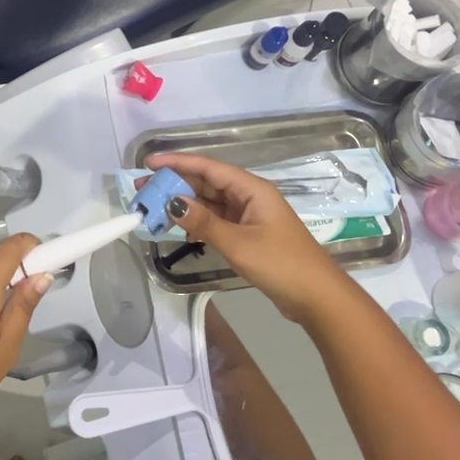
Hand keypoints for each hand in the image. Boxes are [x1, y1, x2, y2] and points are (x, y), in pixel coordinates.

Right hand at [146, 152, 359, 324]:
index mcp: (252, 189)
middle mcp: (250, 197)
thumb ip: (203, 221)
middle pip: (207, 183)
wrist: (316, 297)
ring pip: (210, 202)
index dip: (178, 162)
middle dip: (175, 184)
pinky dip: (197, 222)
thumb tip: (171, 202)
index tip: (149, 163)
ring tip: (154, 209)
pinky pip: (217, 220)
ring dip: (184, 205)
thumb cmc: (281, 264)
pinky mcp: (249, 235)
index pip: (209, 167)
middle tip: (143, 190)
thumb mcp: (238, 243)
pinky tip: (180, 230)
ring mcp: (250, 216)